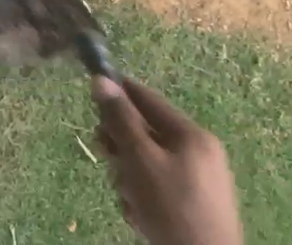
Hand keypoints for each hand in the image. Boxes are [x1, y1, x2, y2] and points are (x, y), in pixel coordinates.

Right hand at [93, 76, 242, 244]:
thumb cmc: (171, 208)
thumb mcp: (139, 158)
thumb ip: (120, 119)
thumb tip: (100, 79)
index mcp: (192, 135)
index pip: (146, 98)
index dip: (116, 95)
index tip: (91, 101)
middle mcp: (200, 153)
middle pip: (145, 132)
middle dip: (121, 144)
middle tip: (107, 157)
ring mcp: (200, 181)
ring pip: (149, 161)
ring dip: (129, 173)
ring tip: (128, 195)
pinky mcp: (196, 206)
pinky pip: (160, 185)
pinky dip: (144, 194)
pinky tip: (139, 212)